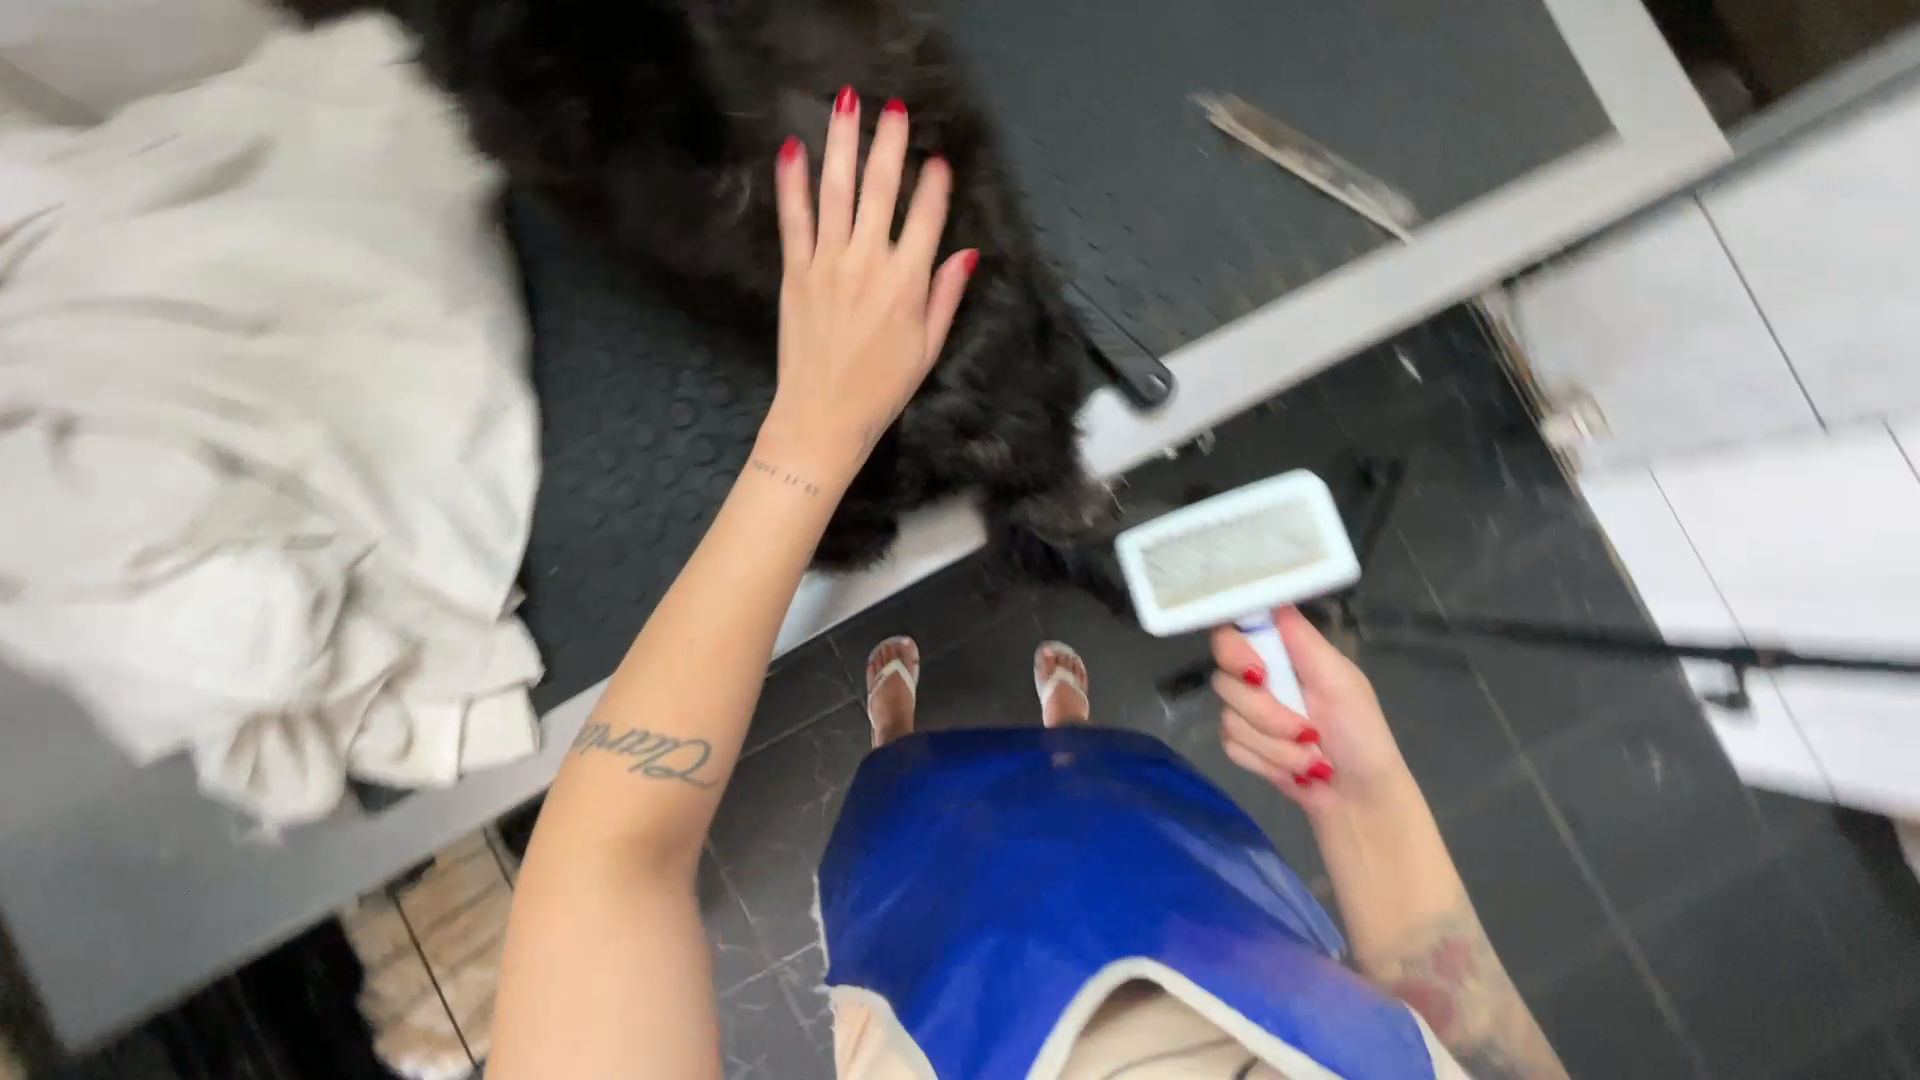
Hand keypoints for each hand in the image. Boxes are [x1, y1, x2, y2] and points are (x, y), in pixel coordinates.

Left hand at [761, 88, 976, 484]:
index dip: (935, 184)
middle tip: (894, 106)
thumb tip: (968, 252)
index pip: (927, 217)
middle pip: (881, 190)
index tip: (939, 159)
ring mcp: (828, 264)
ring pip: (837, 192)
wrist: (823, 416)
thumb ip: (947, 296)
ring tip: (847, 103)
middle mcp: (869, 263)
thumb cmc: (883, 389)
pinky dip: (792, 183)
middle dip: (890, 143)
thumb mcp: (929, 349)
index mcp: (908, 284)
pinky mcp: (796, 272)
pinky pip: (793, 219)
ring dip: (843, 144)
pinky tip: (791, 149)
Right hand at [1211, 607, 1419, 821]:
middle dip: (1266, 713)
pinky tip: (1293, 770)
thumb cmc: (1362, 735)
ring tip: (1311, 757)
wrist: (1360, 800)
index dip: (1234, 651)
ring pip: (1229, 718)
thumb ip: (1302, 640)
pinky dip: (1266, 762)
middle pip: (1223, 680)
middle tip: (1305, 729)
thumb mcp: (1341, 681)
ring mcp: (1247, 713)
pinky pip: (1231, 746)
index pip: (1232, 633)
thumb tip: (1271, 597)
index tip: (1258, 674)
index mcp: (1283, 655)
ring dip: (1275, 745)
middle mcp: (1259, 678)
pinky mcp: (1241, 745)